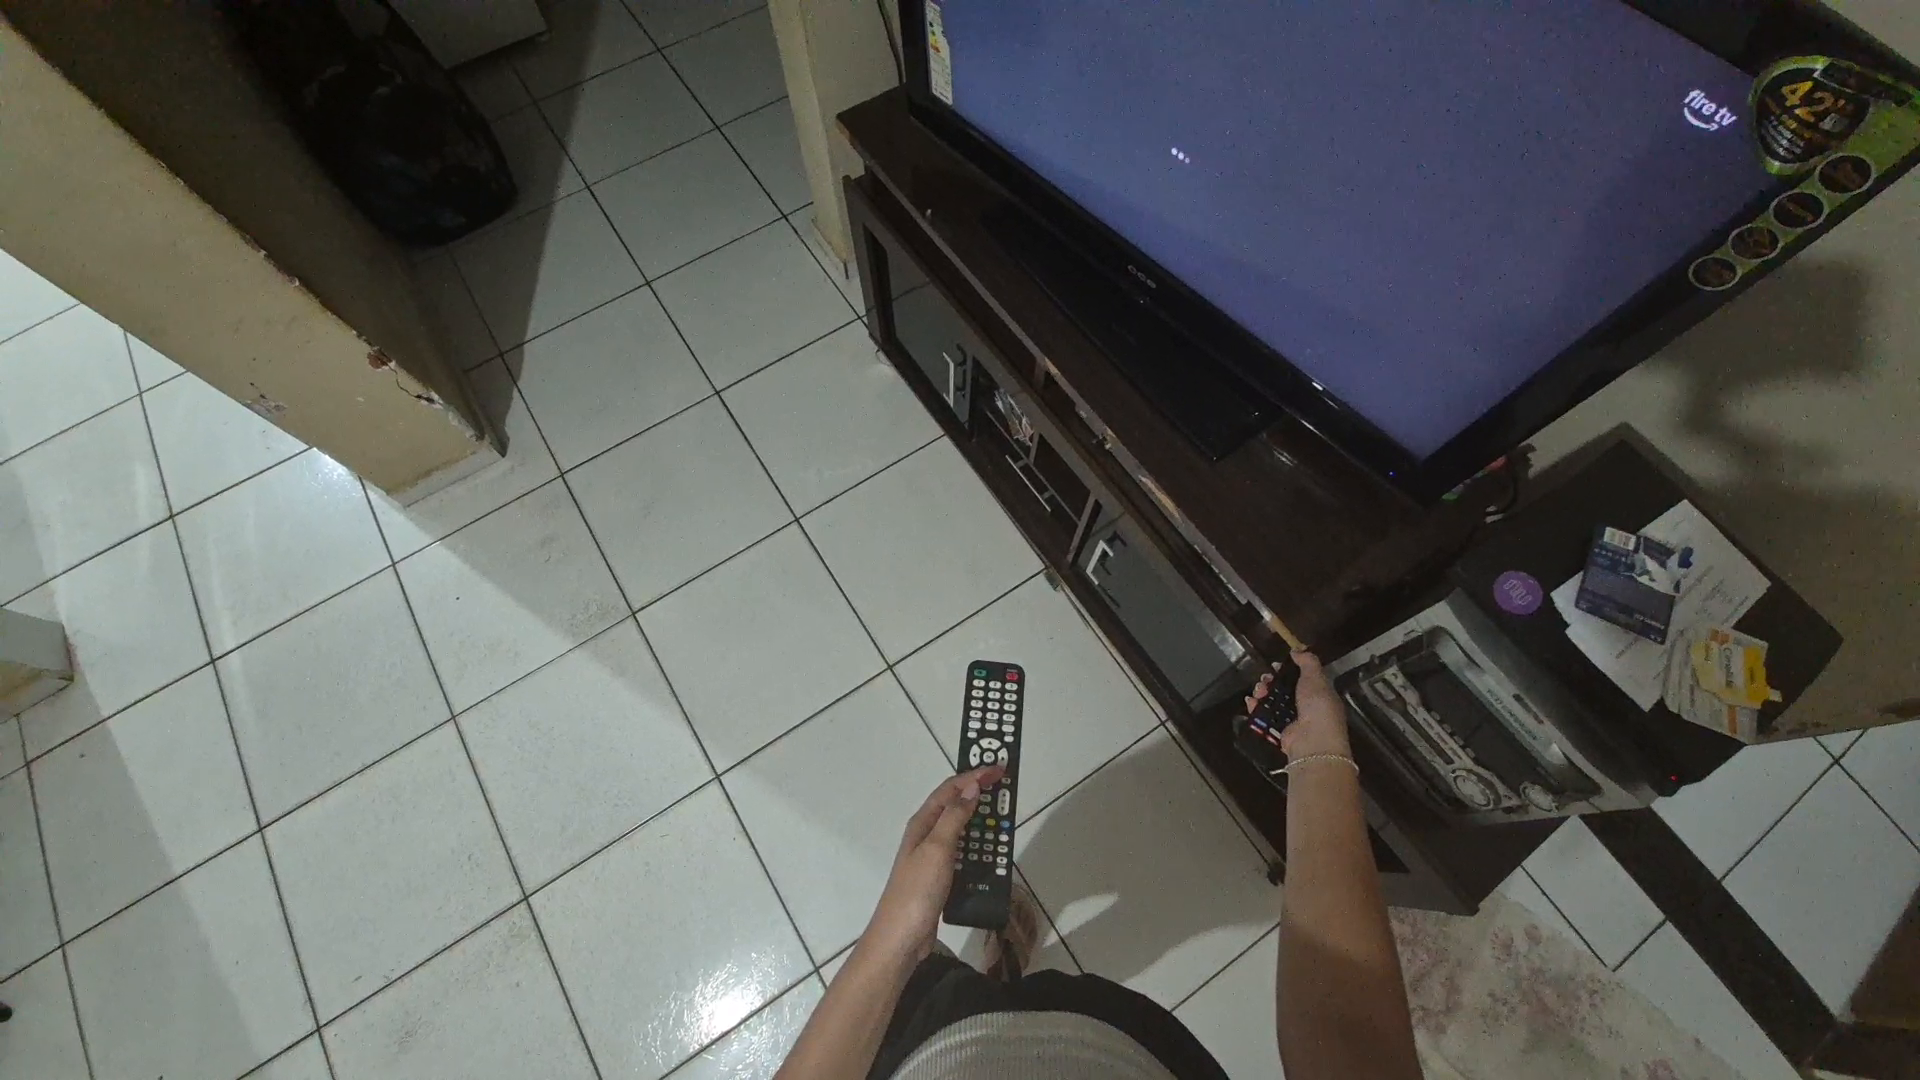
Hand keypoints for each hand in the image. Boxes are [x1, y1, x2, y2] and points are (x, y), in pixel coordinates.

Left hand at [863, 764, 1005, 962]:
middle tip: (1006, 789)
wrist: (900, 940)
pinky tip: (994, 854)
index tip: (999, 769)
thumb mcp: (937, 849)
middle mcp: (927, 835)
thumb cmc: (917, 891)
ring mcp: (933, 858)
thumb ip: (954, 817)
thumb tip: (971, 787)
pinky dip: (979, 849)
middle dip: (979, 794)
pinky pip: (964, 854)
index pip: (950, 789)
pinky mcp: (941, 878)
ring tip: (1005, 819)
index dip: (974, 776)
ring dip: (981, 822)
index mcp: (922, 823)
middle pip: (956, 806)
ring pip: (962, 831)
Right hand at [1248, 650, 1350, 760]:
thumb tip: (1297, 650)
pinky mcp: (1279, 731)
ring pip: (1273, 702)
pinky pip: (1264, 717)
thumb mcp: (1316, 678)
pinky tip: (1251, 702)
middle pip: (1283, 690)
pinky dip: (1256, 708)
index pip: (1301, 678)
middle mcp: (1306, 707)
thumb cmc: (1318, 706)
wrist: (1313, 739)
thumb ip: (1307, 662)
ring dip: (1262, 693)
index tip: (1274, 666)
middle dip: (1271, 682)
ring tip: (1258, 691)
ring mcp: (1292, 720)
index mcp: (1318, 694)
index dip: (1287, 671)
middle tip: (1264, 679)